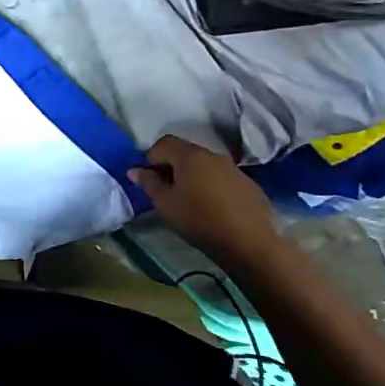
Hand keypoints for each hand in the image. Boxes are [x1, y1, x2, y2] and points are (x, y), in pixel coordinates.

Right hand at [128, 135, 281, 262]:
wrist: (248, 242)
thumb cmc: (198, 219)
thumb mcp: (165, 203)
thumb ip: (149, 183)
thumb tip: (135, 170)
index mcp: (190, 156)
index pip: (164, 143)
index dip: (151, 158)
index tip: (150, 180)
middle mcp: (213, 155)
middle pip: (185, 152)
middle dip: (172, 167)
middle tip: (167, 191)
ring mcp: (234, 170)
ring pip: (205, 166)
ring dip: (193, 177)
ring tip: (190, 201)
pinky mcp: (249, 185)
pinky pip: (222, 178)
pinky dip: (212, 186)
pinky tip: (213, 208)